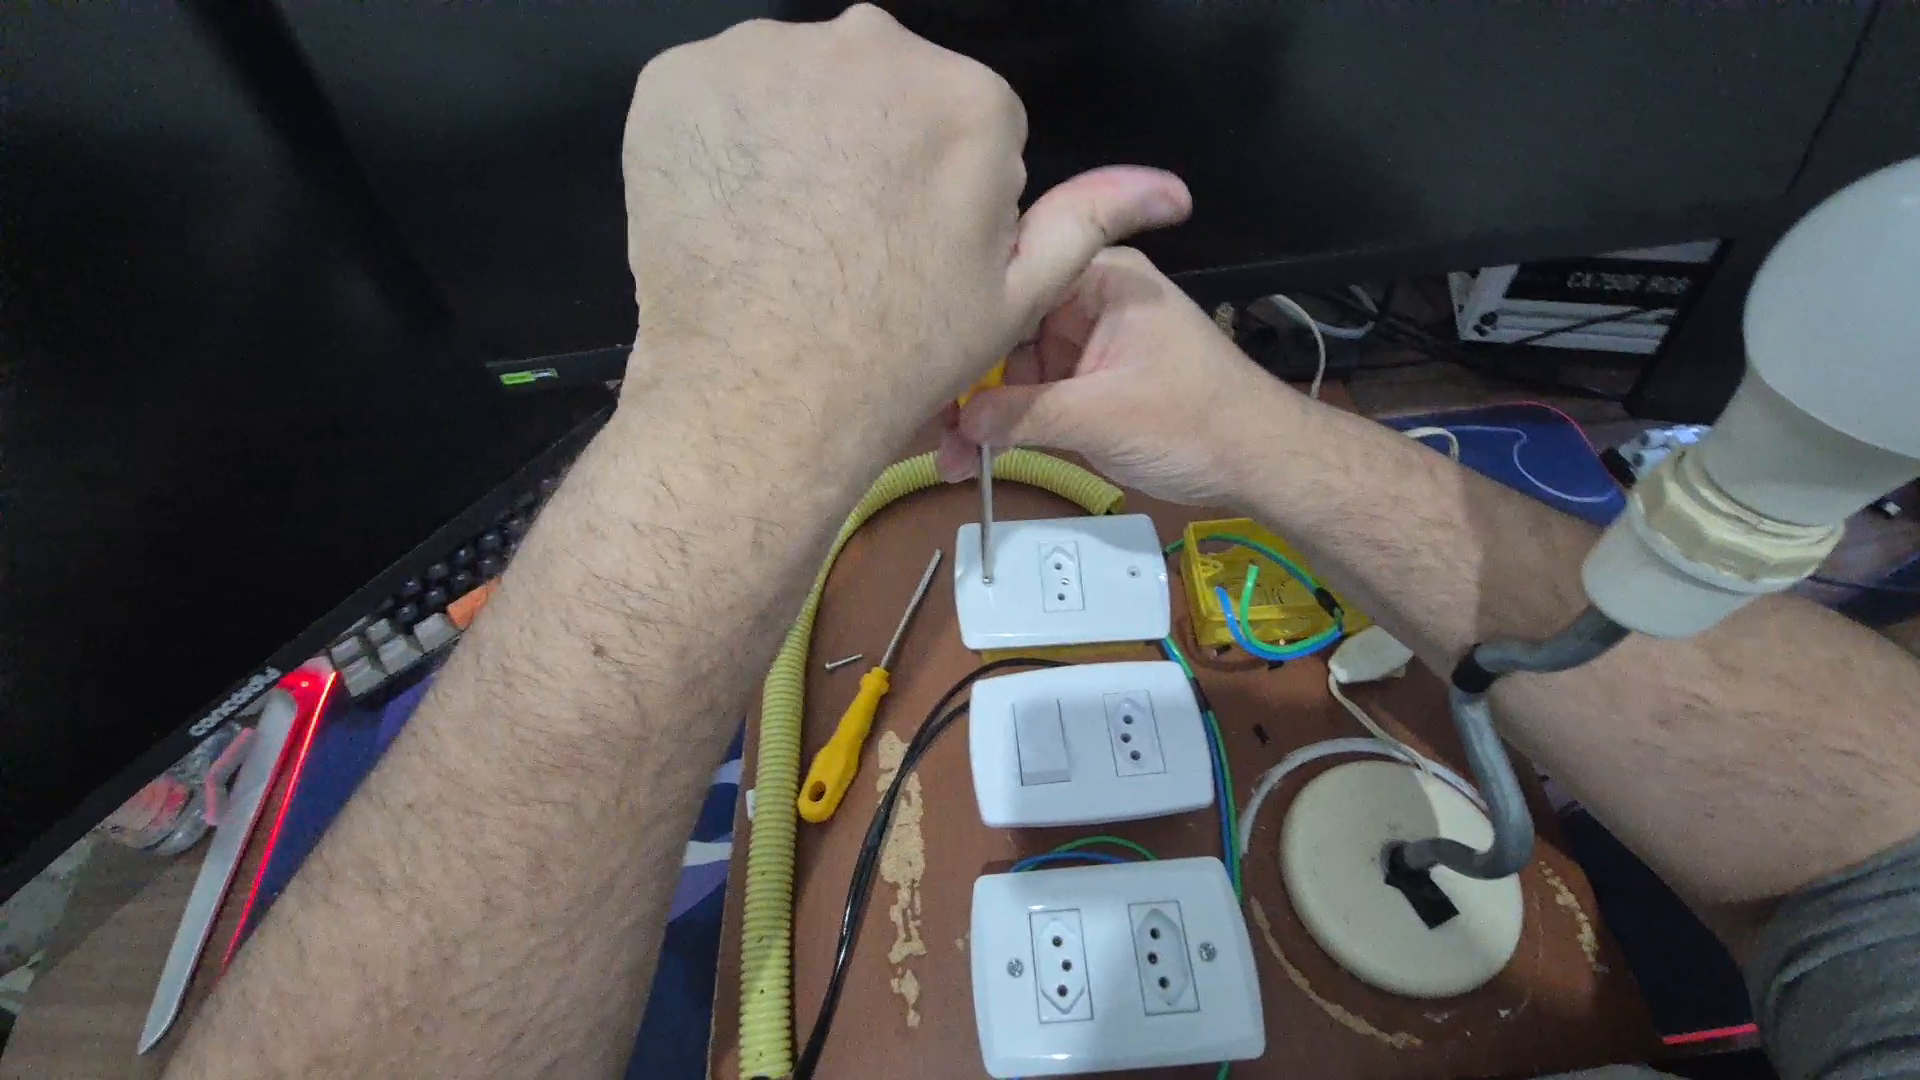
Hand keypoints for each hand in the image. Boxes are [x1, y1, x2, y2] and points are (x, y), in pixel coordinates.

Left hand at [618, 6, 1190, 429]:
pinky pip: (721, 103)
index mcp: (970, 102)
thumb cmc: (900, 356)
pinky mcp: (681, 79)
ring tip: (789, 238)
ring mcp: (766, 55)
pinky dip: (729, 147)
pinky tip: (737, 215)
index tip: (911, 253)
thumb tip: (1168, 189)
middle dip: (874, 158)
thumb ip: (1086, 223)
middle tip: (847, 249)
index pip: (961, 129)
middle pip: (881, 96)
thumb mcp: (1011, 300)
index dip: (939, 194)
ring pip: (800, 93)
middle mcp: (873, 46)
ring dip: (801, 148)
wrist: (764, 395)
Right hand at [936, 247, 1292, 504]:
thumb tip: (958, 424)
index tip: (932, 372)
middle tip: (937, 434)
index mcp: (1099, 279)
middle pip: (1006, 332)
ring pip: (1012, 371)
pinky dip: (1006, 427)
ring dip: (982, 416)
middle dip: (970, 386)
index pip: (1016, 280)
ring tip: (953, 460)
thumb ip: (1023, 415)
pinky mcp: (1083, 385)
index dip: (970, 325)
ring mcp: (1083, 346)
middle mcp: (1085, 303)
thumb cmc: (1194, 424)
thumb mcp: (1101, 417)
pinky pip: (1030, 398)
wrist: (1258, 464)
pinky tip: (975, 456)